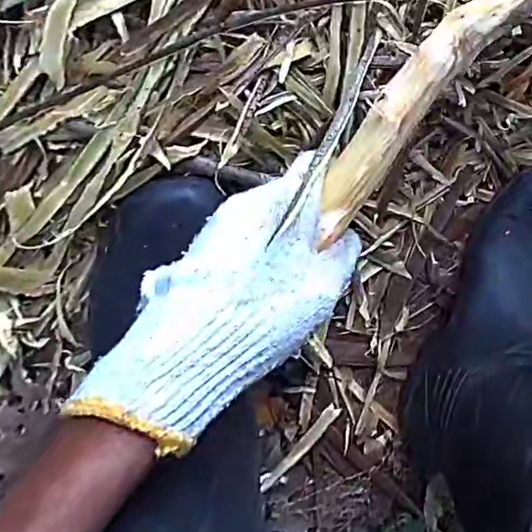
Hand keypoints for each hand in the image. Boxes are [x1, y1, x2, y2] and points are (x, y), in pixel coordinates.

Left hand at [64, 152, 360, 453]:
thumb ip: (341, 254)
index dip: (330, 190)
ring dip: (278, 253)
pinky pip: (237, 253)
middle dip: (304, 230)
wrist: (185, 359)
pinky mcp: (193, 260)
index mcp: (270, 200)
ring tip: (286, 295)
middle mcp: (236, 207)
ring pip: (259, 231)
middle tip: (317, 269)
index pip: (309, 171)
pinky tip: (257, 305)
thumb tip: (345, 236)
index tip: (341, 216)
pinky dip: (253, 271)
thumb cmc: (260, 316)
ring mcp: (211, 233)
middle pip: (284, 204)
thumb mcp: (321, 286)